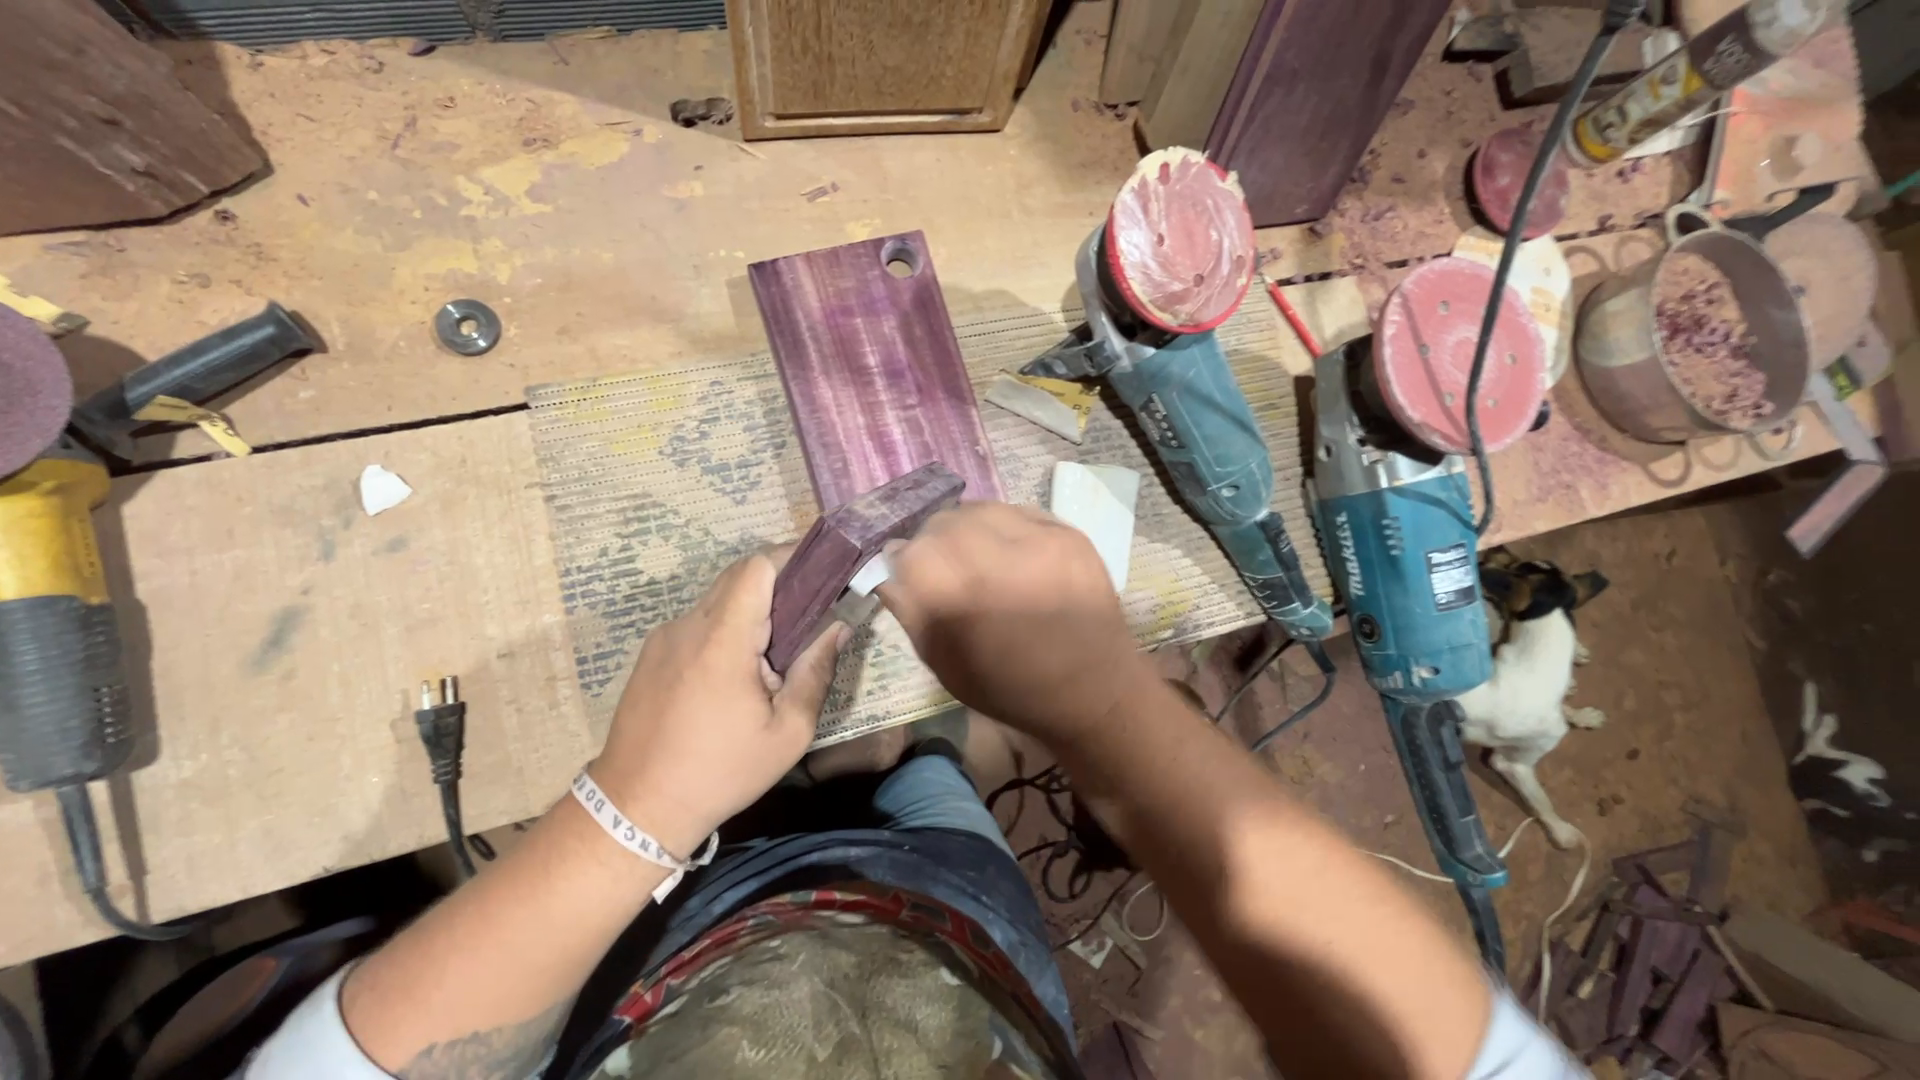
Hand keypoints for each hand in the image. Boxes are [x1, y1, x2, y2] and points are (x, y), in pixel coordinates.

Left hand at [591, 550, 846, 857]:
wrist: (635, 807)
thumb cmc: (720, 773)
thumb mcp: (787, 733)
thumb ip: (815, 672)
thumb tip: (838, 627)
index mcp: (722, 640)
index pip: (756, 567)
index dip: (791, 558)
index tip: (824, 571)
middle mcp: (687, 626)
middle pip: (737, 577)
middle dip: (778, 584)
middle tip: (812, 613)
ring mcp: (663, 639)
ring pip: (716, 600)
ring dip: (751, 611)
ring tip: (775, 654)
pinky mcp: (650, 656)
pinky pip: (697, 625)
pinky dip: (725, 630)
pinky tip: (737, 674)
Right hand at [877, 502, 1151, 746]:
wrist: (1093, 689)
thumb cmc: (1009, 688)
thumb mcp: (944, 665)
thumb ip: (911, 612)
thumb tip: (888, 570)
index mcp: (958, 600)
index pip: (909, 552)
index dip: (904, 563)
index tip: (911, 576)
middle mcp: (994, 560)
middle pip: (941, 523)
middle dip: (933, 541)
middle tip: (943, 566)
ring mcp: (1037, 541)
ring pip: (978, 509)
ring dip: (966, 528)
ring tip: (975, 555)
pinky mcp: (1067, 533)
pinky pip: (1017, 511)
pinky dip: (1002, 526)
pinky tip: (1008, 552)